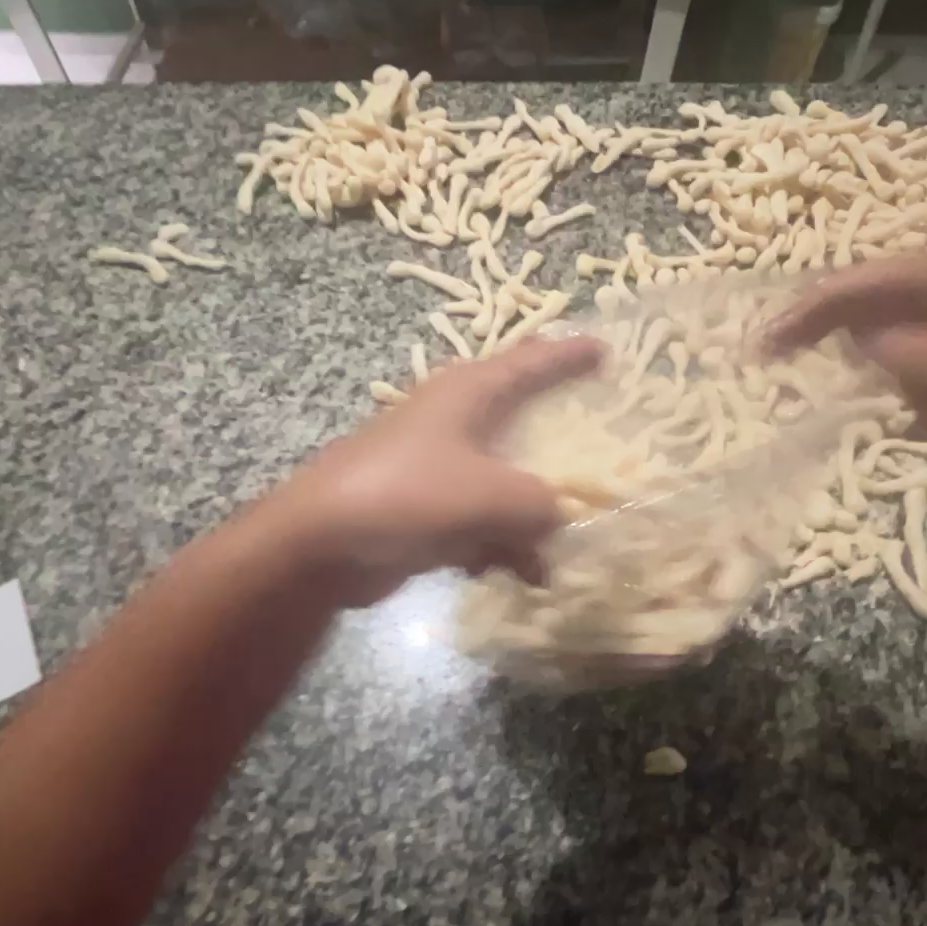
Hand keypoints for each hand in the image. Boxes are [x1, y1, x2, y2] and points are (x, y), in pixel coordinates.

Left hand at [264, 336, 603, 608]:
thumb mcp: (491, 494)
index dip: (568, 355)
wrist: (322, 542)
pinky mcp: (426, 509)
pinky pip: (481, 521)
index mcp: (469, 393)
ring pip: (505, 482)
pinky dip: (501, 544)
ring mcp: (440, 467)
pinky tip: (525, 575)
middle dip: (560, 442)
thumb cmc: (408, 494)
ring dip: (532, 516)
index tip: (604, 349)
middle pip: (521, 422)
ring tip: (567, 544)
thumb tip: (560, 515)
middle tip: (604, 446)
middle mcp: (455, 422)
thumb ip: (542, 503)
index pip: (530, 361)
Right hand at [764, 253, 926, 501]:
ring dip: (823, 309)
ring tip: (780, 338)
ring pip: (874, 285)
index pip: (899, 279)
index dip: (834, 300)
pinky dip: (840, 319)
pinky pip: (880, 304)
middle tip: (767, 340)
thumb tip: (872, 335)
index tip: (782, 334)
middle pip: (879, 274)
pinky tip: (814, 336)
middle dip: (818, 302)